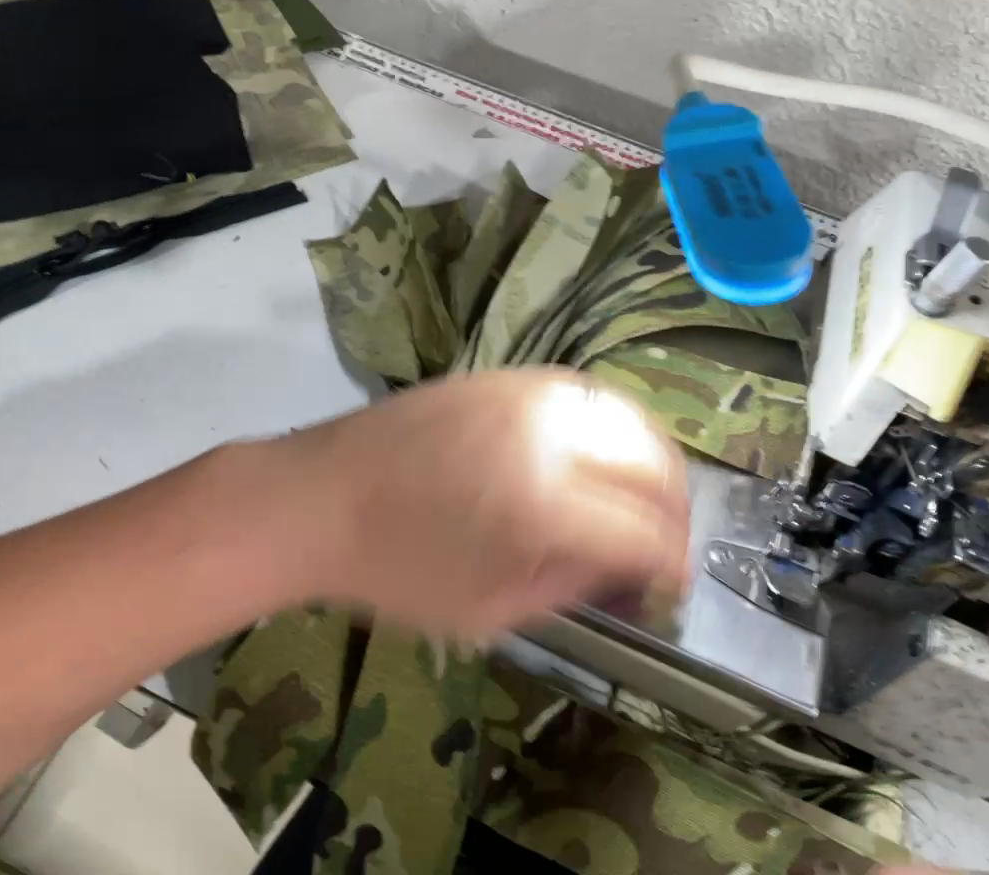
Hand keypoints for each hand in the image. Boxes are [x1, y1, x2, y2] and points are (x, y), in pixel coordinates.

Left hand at [262, 369, 689, 637]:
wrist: (315, 498)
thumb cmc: (393, 571)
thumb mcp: (488, 612)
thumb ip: (572, 586)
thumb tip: (627, 570)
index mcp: (543, 504)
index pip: (644, 531)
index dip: (670, 565)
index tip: (669, 587)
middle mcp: (548, 434)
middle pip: (652, 463)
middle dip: (673, 512)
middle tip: (662, 547)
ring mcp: (527, 393)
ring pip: (628, 416)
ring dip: (651, 463)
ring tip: (642, 501)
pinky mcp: (505, 376)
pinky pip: (585, 395)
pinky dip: (611, 429)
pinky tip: (599, 459)